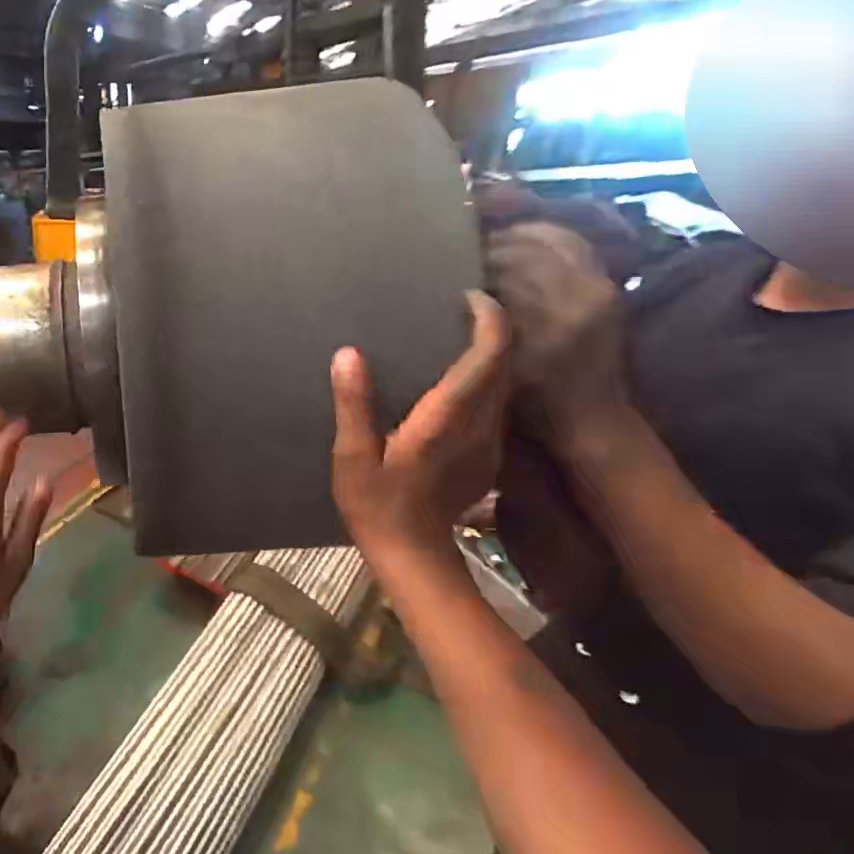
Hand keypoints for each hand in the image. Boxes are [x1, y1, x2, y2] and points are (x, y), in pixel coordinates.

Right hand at [330, 291, 511, 562]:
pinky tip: (462, 379)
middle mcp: (479, 425)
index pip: (486, 357)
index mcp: (446, 418)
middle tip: (464, 306)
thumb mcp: (352, 456)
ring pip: (505, 384)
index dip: (488, 320)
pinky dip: (488, 380)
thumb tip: (348, 353)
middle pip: (504, 364)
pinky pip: (498, 404)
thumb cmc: (377, 505)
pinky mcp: (489, 456)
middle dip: (494, 328)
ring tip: (462, 333)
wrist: (414, 557)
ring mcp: (489, 443)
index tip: (470, 296)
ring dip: (493, 353)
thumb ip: (353, 403)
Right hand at [486, 221, 628, 438]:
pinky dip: (550, 236)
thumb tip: (468, 291)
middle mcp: (579, 298)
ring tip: (493, 240)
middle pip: (528, 253)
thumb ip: (488, 329)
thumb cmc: (539, 404)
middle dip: (495, 247)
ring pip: (555, 242)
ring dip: (521, 236)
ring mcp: (600, 290)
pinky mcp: (609, 289)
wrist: (595, 419)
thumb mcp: (504, 370)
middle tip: (467, 250)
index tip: (454, 262)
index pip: (505, 274)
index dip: (477, 264)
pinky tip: (526, 238)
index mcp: (549, 322)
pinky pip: (578, 246)